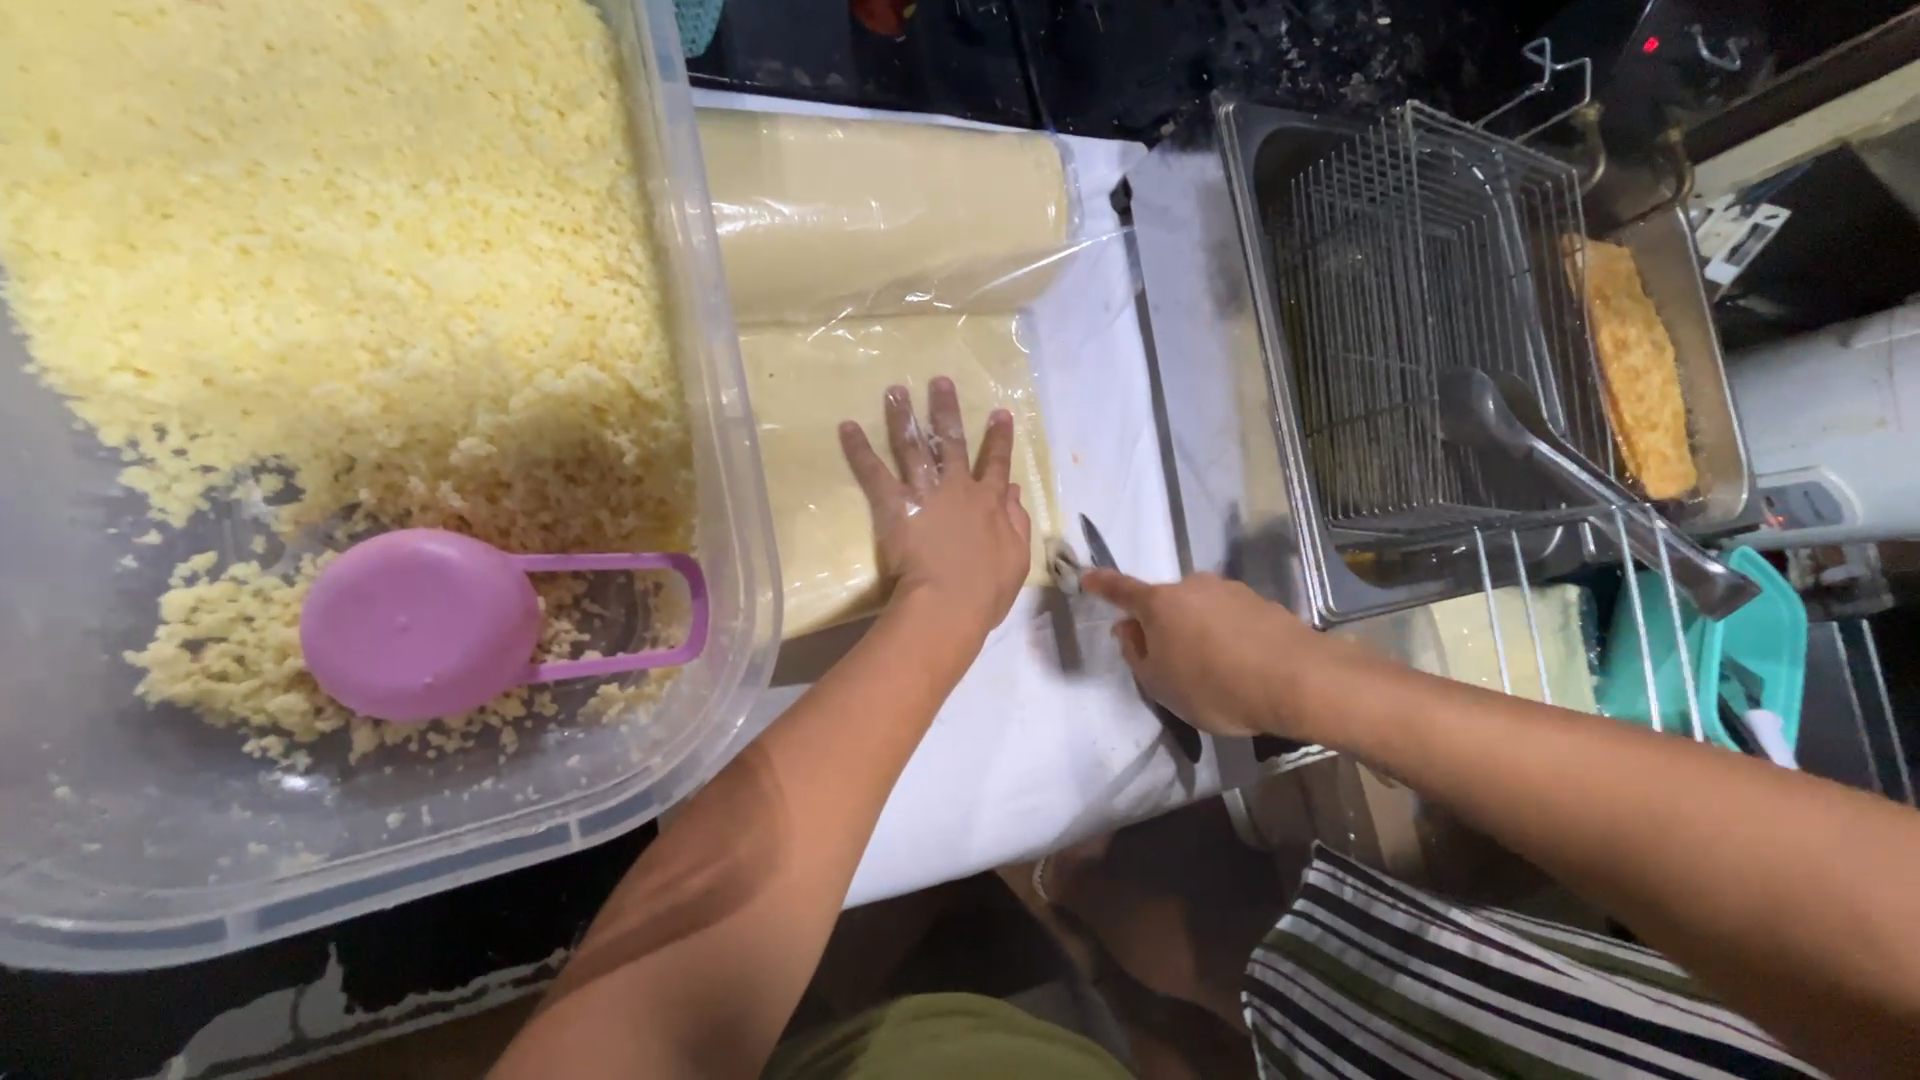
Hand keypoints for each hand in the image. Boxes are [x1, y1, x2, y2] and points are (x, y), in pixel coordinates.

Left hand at [840, 378, 1031, 639]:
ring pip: (914, 446)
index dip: (1000, 438)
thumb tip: (1013, 491)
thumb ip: (1017, 521)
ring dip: (903, 416)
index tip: (1000, 413)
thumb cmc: (986, 589)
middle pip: (952, 442)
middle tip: (939, 382)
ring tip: (895, 390)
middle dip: (946, 410)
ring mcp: (925, 492)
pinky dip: (859, 450)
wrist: (951, 600)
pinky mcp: (895, 504)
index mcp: (989, 502)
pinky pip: (873, 472)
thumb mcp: (1016, 557)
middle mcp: (958, 488)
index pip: (997, 463)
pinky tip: (846, 428)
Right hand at [1082, 570, 1337, 739]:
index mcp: (1160, 604)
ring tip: (1213, 671)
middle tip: (1168, 662)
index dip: (1101, 585)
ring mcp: (1230, 591)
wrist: (1299, 681)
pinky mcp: (1263, 603)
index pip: (1121, 590)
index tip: (1087, 576)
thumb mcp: (1161, 685)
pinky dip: (1227, 637)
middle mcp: (1193, 586)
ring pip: (1200, 610)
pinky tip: (1241, 666)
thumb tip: (1129, 630)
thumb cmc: (1215, 687)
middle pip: (1165, 603)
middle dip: (1161, 625)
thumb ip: (1137, 655)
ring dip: (1197, 632)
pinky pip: (1231, 619)